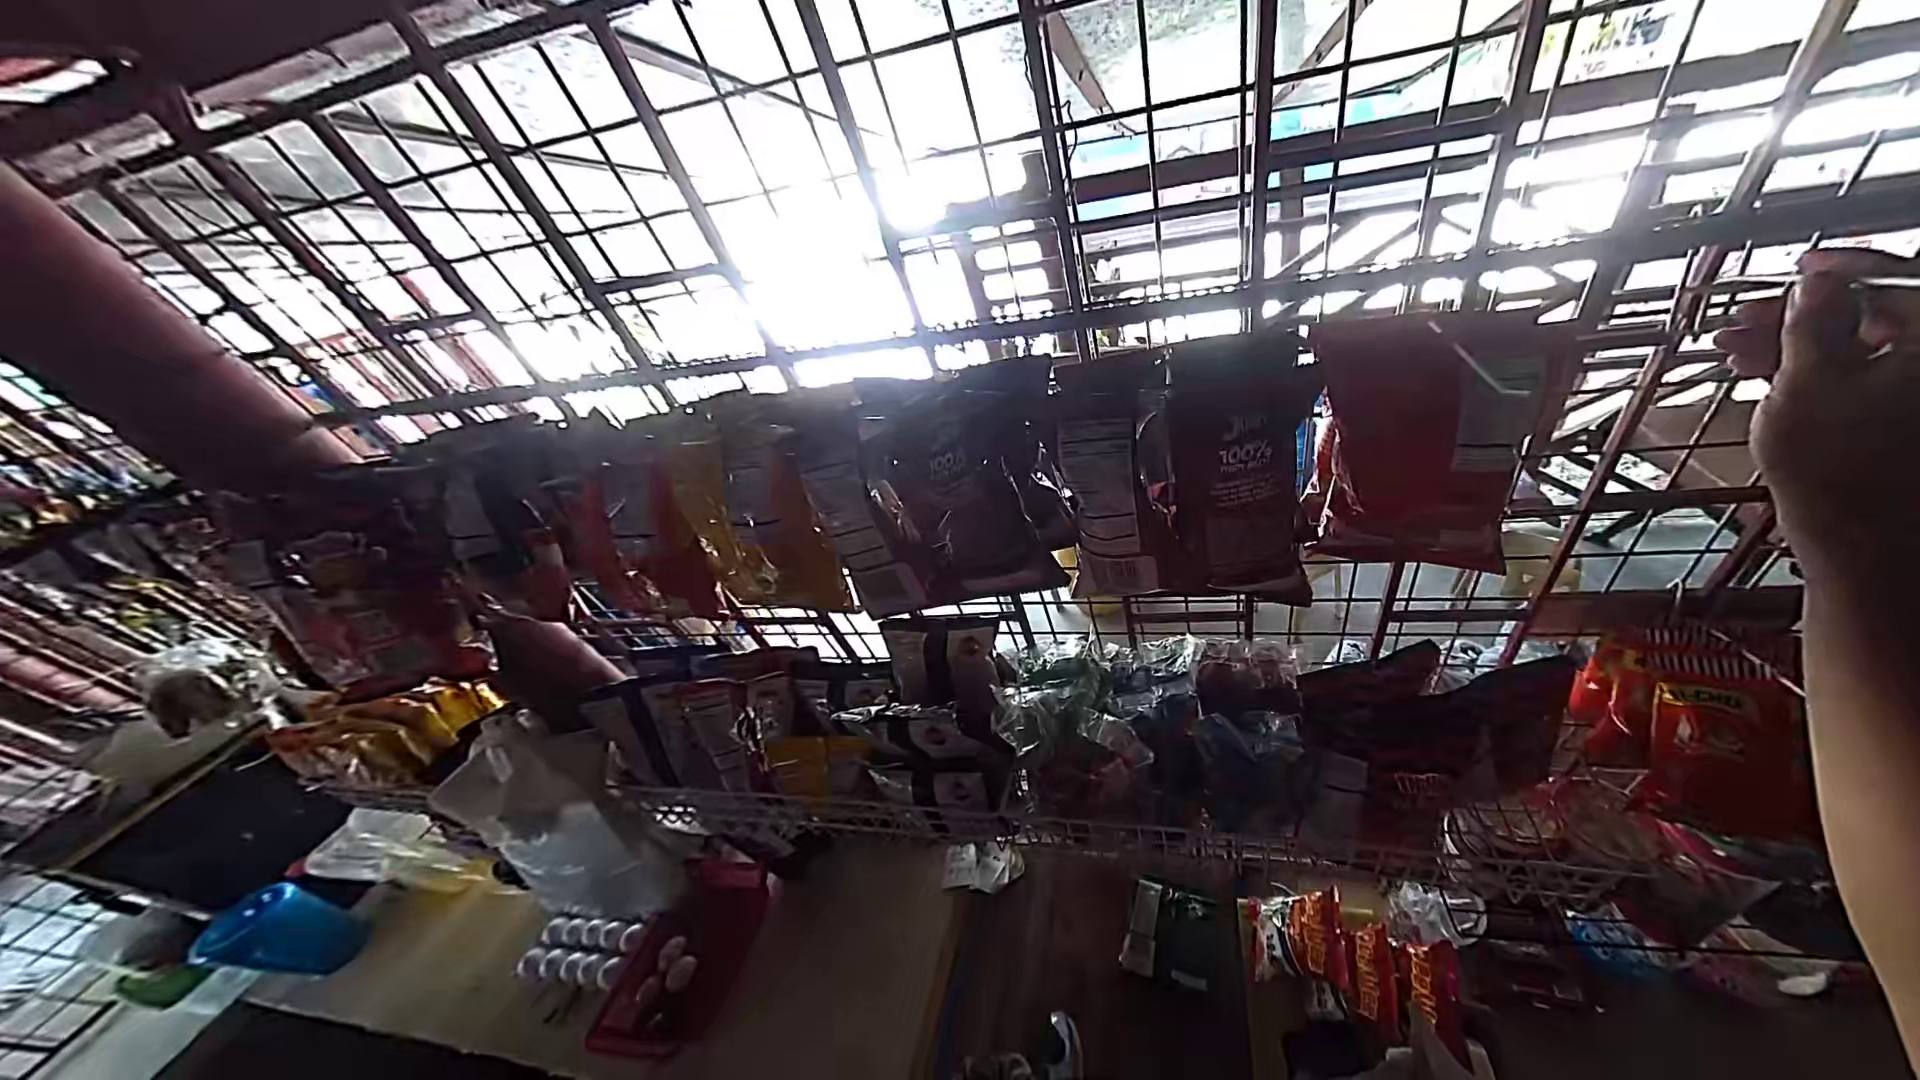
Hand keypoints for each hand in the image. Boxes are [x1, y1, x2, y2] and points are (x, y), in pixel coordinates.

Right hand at [1713, 249, 1919, 578]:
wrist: (1857, 524)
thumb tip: (1820, 278)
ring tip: (1731, 348)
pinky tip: (1761, 371)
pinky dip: (1807, 367)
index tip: (1801, 263)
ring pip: (1857, 344)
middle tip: (1739, 318)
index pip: (1901, 281)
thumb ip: (1813, 325)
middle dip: (1801, 314)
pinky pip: (1856, 371)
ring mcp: (1916, 386)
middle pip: (1875, 314)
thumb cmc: (1834, 457)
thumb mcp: (1809, 382)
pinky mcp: (1898, 410)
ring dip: (1791, 342)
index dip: (1846, 269)